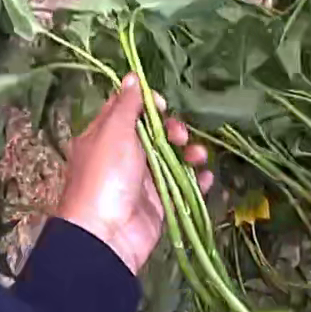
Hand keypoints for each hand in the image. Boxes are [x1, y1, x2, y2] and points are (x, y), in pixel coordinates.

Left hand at [57, 75, 209, 274]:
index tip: (162, 104)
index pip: (127, 110)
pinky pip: (181, 186)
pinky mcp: (158, 204)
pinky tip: (205, 177)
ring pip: (171, 158)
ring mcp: (141, 181)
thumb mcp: (114, 131)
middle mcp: (122, 155)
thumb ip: (127, 105)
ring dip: (188, 153)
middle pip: (154, 133)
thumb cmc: (106, 175)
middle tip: (179, 136)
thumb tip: (132, 76)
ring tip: (198, 156)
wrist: (106, 235)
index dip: (146, 103)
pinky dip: (195, 180)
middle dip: (173, 130)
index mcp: (104, 135)